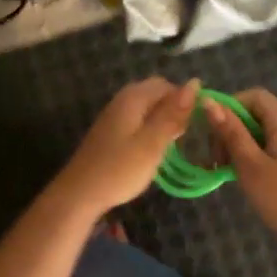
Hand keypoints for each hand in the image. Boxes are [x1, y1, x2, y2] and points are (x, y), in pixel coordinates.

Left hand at [47, 77, 198, 212]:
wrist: (81, 192)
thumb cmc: (120, 169)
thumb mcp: (152, 143)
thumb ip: (173, 114)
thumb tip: (194, 83)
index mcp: (132, 98)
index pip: (166, 85)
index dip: (184, 100)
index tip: (195, 123)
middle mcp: (121, 100)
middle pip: (154, 93)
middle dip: (173, 108)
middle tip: (184, 134)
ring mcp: (113, 116)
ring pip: (145, 108)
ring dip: (161, 120)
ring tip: (171, 144)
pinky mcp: (109, 132)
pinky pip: (136, 120)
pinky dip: (149, 129)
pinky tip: (153, 148)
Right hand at [204, 88, 276, 246]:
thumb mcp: (250, 164)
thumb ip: (230, 132)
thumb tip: (208, 101)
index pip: (254, 96)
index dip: (229, 106)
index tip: (213, 130)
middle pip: (256, 114)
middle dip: (231, 129)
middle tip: (216, 157)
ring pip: (260, 133)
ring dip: (239, 145)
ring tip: (225, 169)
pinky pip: (269, 148)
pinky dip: (251, 155)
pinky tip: (243, 176)